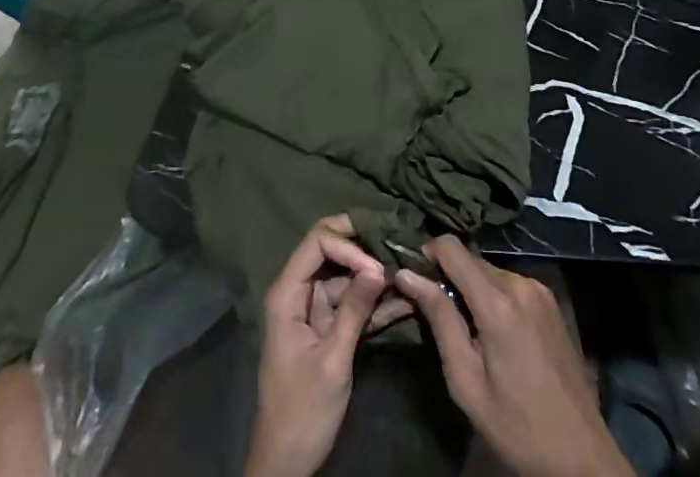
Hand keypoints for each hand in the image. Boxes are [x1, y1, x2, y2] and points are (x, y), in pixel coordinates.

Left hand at [245, 215, 412, 476]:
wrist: (288, 459)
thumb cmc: (303, 410)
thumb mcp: (332, 360)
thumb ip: (355, 310)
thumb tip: (379, 266)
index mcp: (287, 295)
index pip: (317, 243)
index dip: (348, 245)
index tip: (378, 266)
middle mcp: (299, 293)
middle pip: (330, 250)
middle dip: (364, 246)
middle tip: (399, 246)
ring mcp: (315, 308)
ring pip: (348, 275)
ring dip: (377, 274)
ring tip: (412, 269)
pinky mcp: (330, 326)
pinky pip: (354, 302)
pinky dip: (377, 300)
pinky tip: (406, 296)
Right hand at [396, 237, 632, 476]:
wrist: (577, 450)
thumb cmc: (514, 422)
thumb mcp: (465, 378)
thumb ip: (439, 319)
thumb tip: (407, 276)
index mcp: (498, 301)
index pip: (452, 247)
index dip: (428, 254)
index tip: (413, 279)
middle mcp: (521, 283)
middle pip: (471, 259)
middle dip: (446, 276)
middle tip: (431, 312)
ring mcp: (540, 290)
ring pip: (490, 272)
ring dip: (470, 289)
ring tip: (462, 328)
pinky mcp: (550, 301)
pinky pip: (510, 285)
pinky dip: (492, 296)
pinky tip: (490, 331)